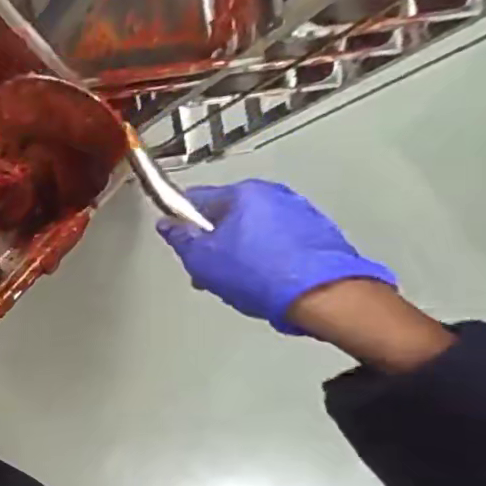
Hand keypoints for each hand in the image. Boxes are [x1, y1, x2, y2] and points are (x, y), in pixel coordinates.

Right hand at [157, 179, 396, 333]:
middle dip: (214, 239)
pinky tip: (258, 279)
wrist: (315, 292)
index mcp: (243, 193)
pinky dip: (264, 256)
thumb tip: (169, 226)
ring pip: (254, 228)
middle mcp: (275, 195)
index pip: (198, 198)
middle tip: (205, 266)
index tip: (175, 234)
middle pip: (229, 213)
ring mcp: (299, 212)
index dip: (180, 219)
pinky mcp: (316, 233)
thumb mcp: (200, 258)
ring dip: (239, 248)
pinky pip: (278, 241)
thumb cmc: (260, 272)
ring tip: (233, 278)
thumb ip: (180, 238)